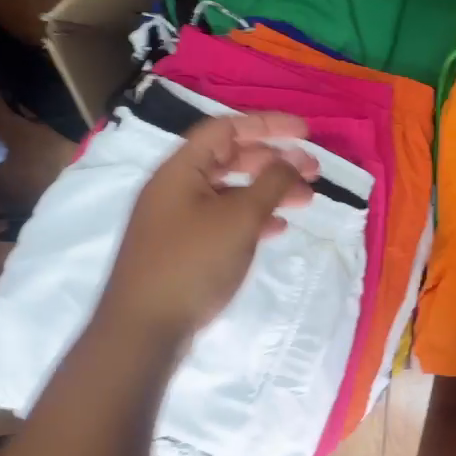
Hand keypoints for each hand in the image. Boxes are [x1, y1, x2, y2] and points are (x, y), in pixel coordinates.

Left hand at [96, 113, 318, 338]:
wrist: (142, 329)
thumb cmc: (192, 263)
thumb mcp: (239, 218)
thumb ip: (271, 183)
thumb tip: (292, 159)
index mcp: (179, 170)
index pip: (226, 129)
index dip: (268, 125)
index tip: (306, 133)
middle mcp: (173, 188)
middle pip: (228, 159)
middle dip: (273, 161)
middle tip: (312, 172)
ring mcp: (175, 220)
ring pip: (229, 192)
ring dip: (267, 191)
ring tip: (304, 202)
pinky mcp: (181, 249)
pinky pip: (222, 219)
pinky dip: (251, 218)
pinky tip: (276, 228)